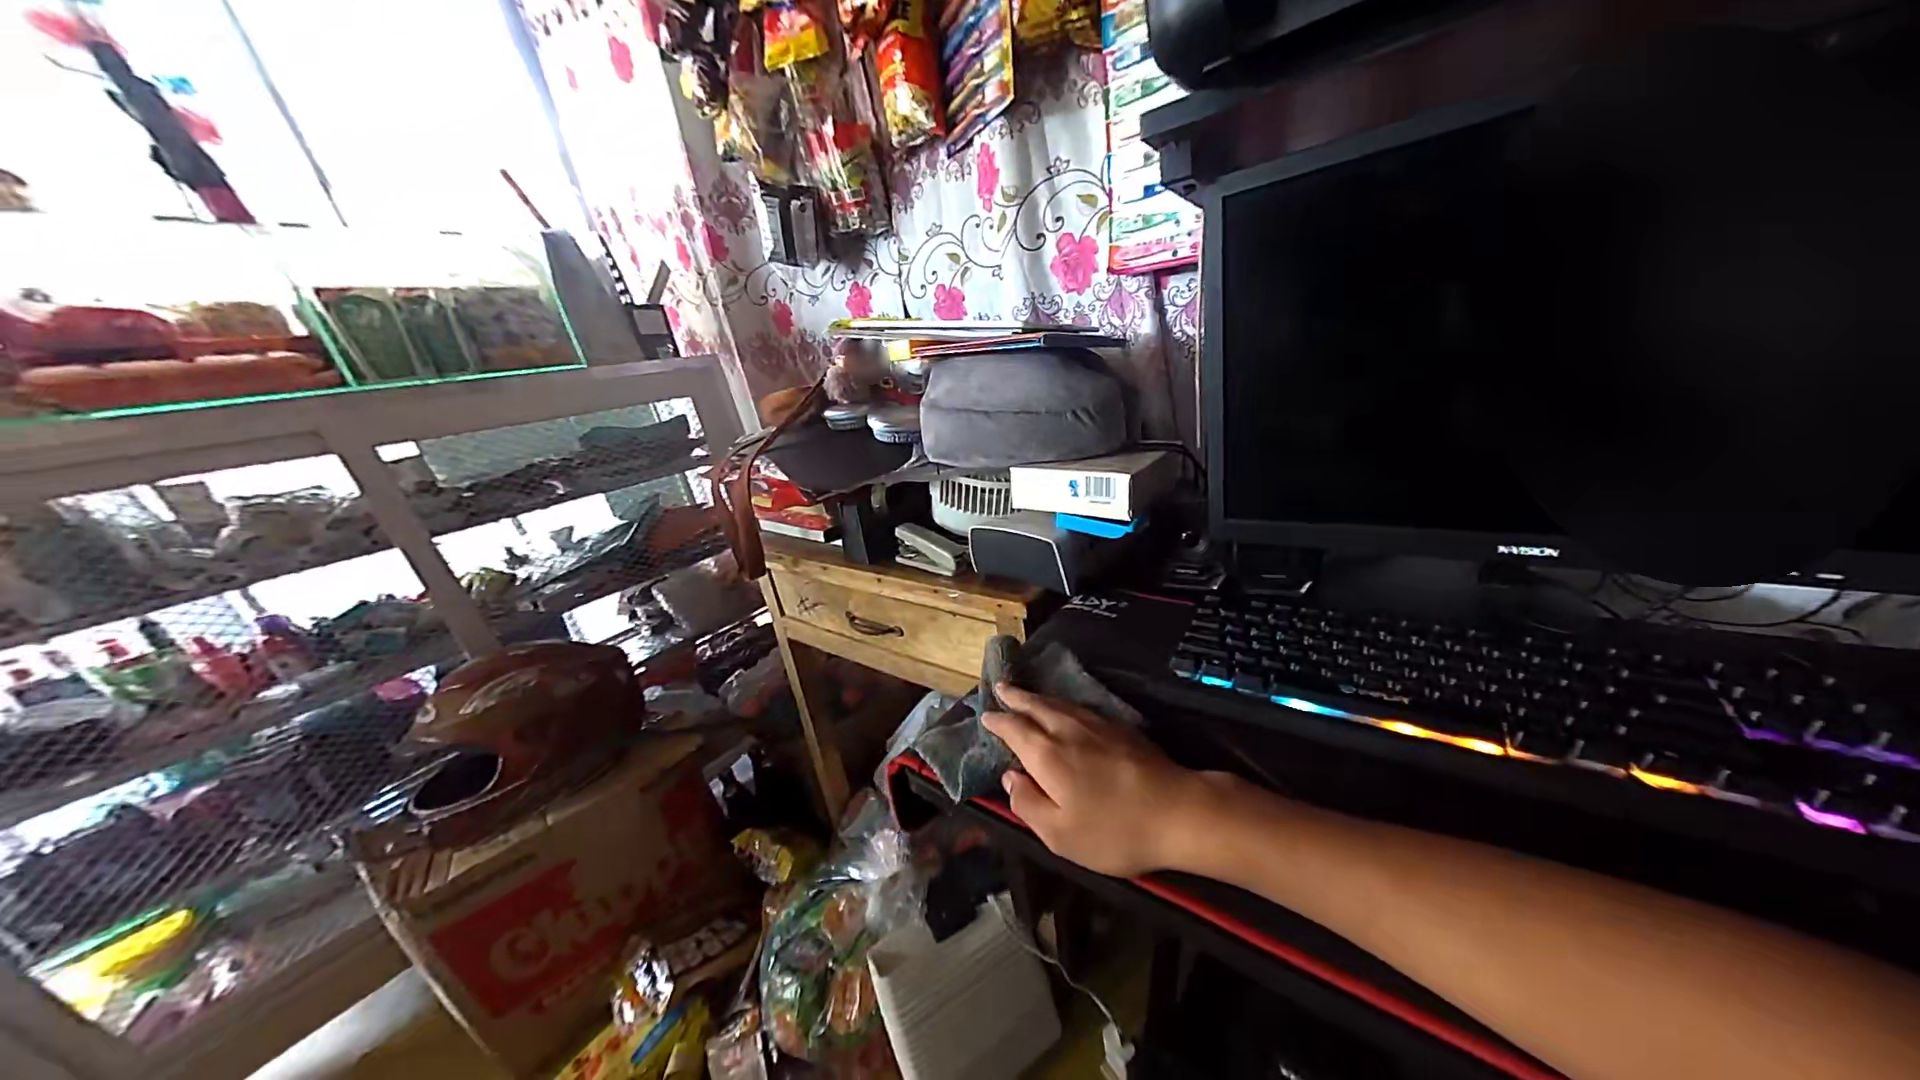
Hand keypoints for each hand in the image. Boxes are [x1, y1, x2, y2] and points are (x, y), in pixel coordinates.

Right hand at [981, 682, 1228, 877]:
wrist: (1179, 811)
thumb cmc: (1114, 830)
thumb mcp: (1059, 834)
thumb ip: (1028, 804)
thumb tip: (1009, 777)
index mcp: (1048, 755)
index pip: (1015, 729)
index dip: (998, 722)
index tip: (986, 716)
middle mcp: (1068, 731)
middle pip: (1036, 707)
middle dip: (1016, 697)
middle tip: (1001, 686)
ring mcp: (1098, 726)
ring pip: (1060, 704)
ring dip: (1039, 697)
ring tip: (1027, 693)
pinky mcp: (1122, 730)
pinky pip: (1081, 708)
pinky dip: (1064, 704)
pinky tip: (1068, 709)